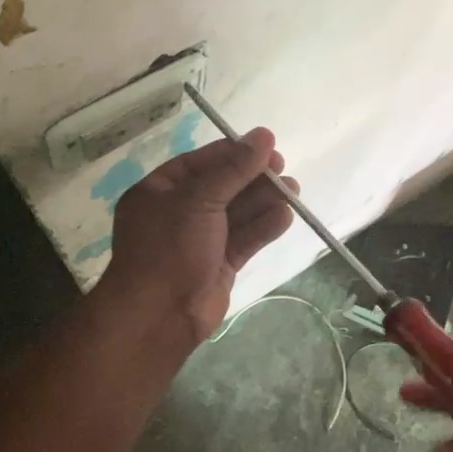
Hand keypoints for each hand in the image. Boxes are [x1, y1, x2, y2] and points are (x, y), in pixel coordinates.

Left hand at [95, 128, 297, 343]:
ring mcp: (199, 240)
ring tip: (293, 190)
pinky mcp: (218, 264)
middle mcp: (177, 212)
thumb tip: (264, 136)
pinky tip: (285, 216)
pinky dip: (263, 227)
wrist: (158, 315)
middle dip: (252, 177)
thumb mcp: (199, 199)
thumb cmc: (169, 247)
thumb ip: (234, 169)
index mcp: (159, 191)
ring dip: (263, 201)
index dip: (232, 153)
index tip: (265, 144)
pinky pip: (243, 239)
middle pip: (221, 187)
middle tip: (282, 166)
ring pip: (236, 214)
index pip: (200, 163)